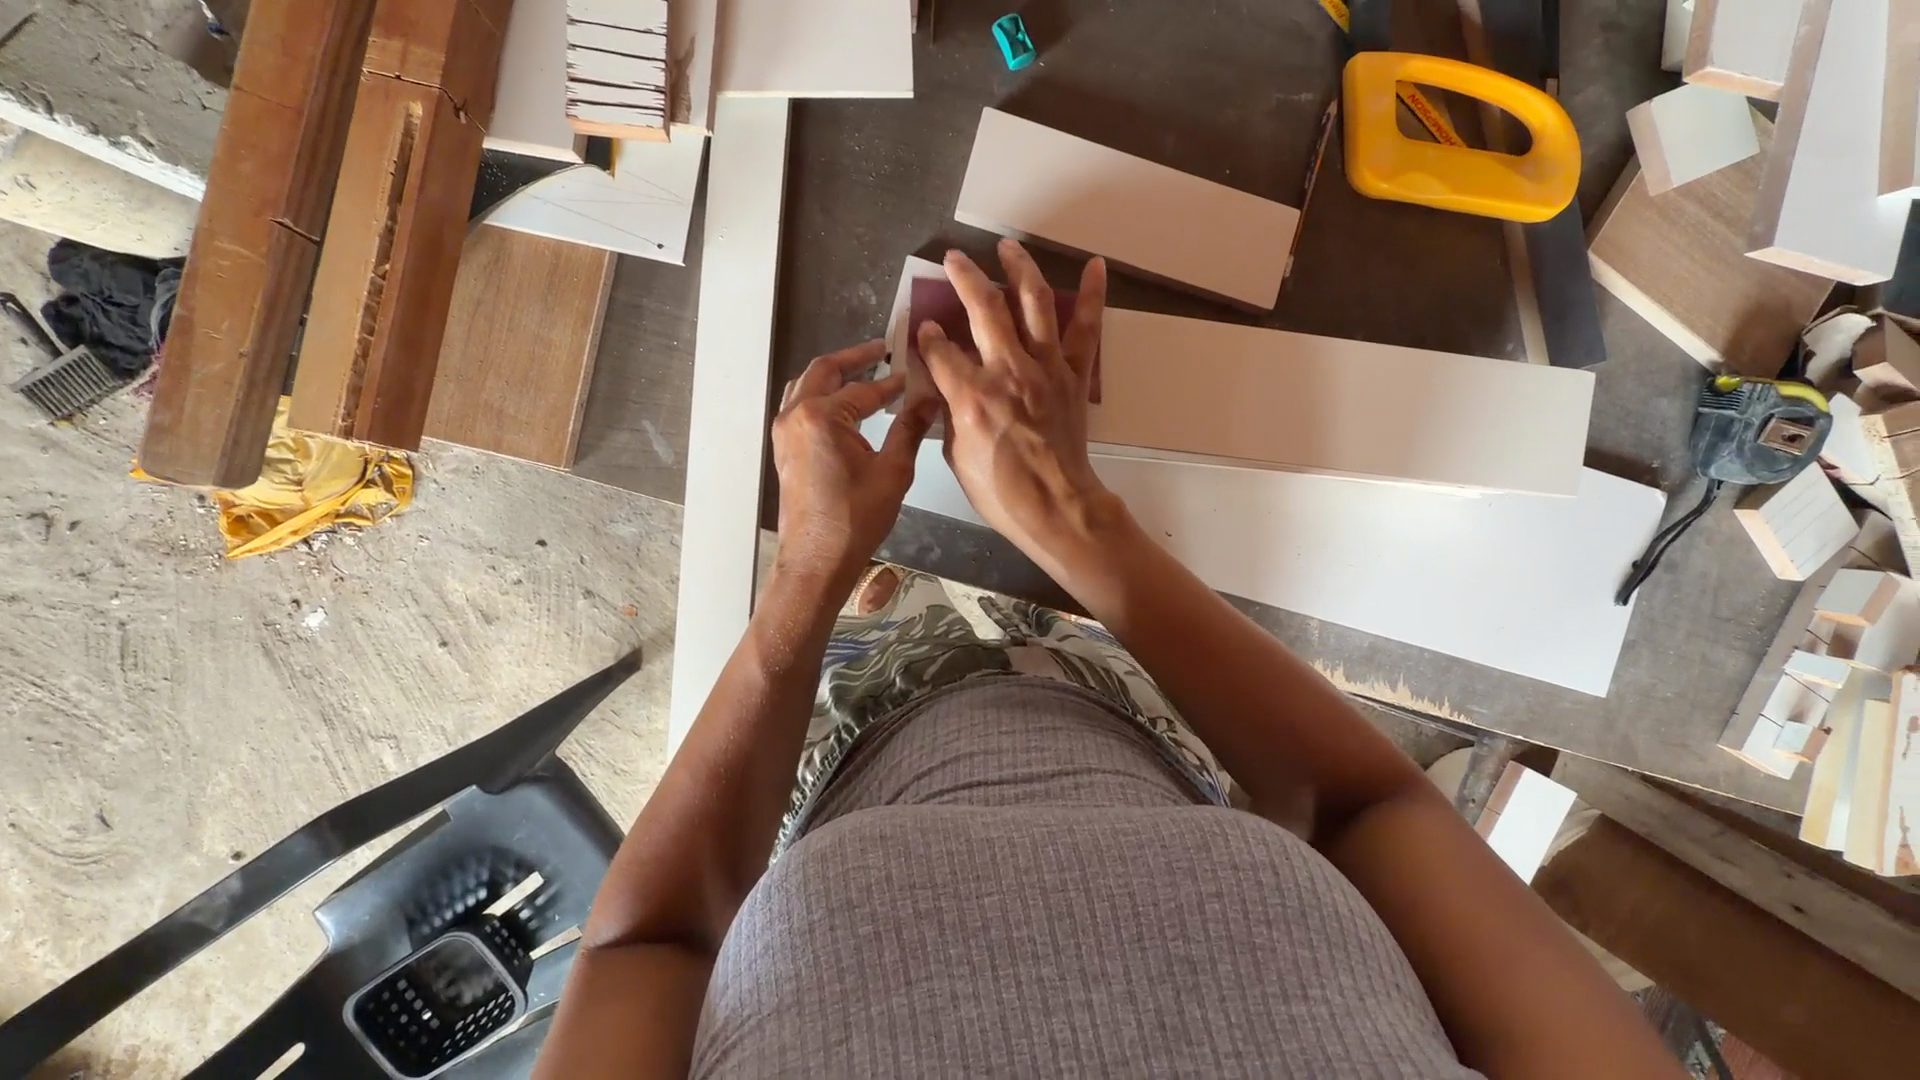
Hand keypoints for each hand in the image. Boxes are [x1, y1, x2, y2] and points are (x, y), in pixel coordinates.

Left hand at [771, 340, 932, 586]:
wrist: (818, 558)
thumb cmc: (856, 517)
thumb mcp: (893, 472)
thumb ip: (909, 429)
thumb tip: (929, 398)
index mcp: (822, 417)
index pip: (864, 389)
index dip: (893, 383)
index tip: (914, 374)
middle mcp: (796, 415)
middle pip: (824, 371)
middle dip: (855, 358)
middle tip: (882, 350)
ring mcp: (784, 432)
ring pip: (806, 386)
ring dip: (833, 374)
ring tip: (861, 371)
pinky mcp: (783, 448)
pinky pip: (799, 406)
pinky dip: (820, 395)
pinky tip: (842, 404)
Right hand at [916, 239, 1122, 567]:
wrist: (1056, 506)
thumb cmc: (1000, 490)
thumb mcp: (957, 455)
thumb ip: (951, 412)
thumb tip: (949, 387)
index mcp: (972, 396)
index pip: (942, 351)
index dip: (929, 338)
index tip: (926, 330)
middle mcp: (1008, 372)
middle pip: (983, 310)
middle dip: (964, 279)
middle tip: (953, 259)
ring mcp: (1046, 369)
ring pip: (1033, 304)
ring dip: (1019, 269)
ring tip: (1008, 248)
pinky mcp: (1074, 375)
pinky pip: (1085, 329)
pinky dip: (1092, 295)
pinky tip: (1095, 266)